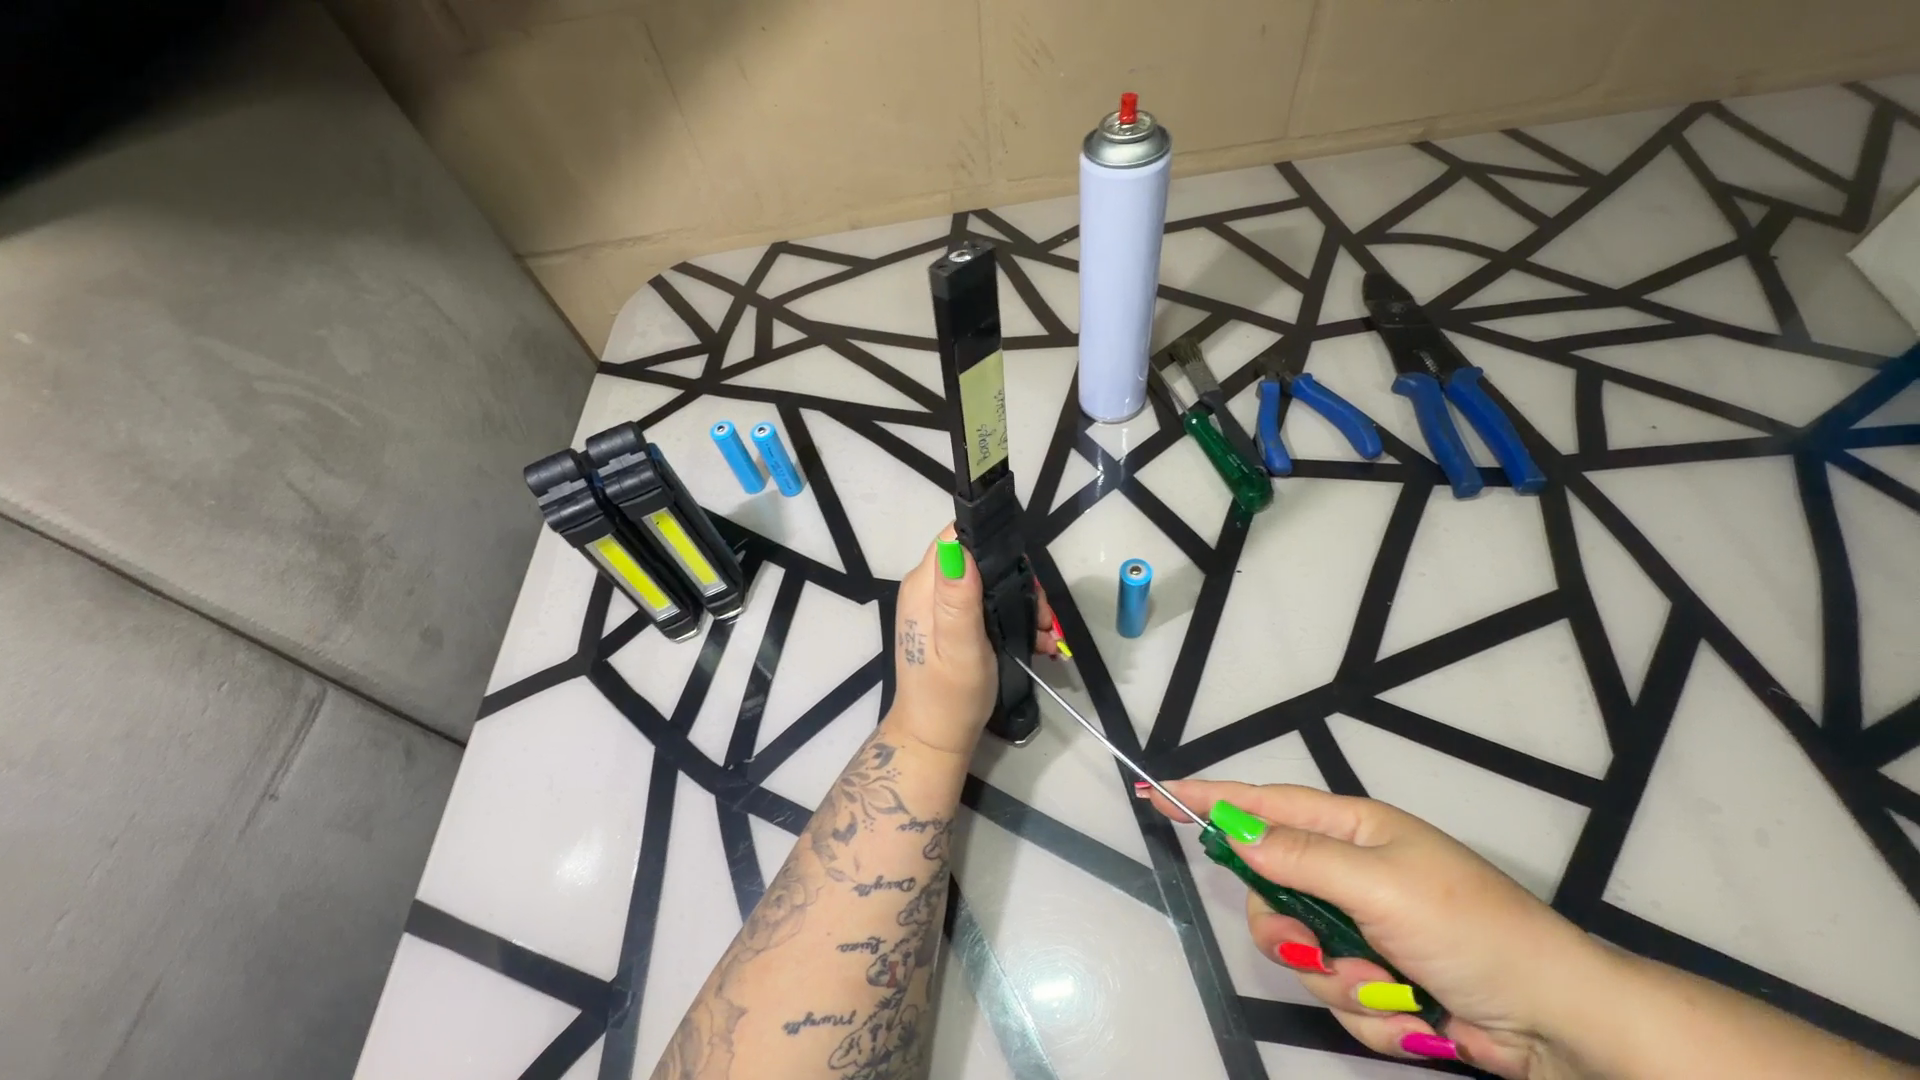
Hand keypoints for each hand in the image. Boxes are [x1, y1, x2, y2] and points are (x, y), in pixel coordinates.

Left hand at [883, 525, 1057, 757]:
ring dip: (1021, 602)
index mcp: (925, 588)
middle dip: (1017, 579)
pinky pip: (986, 604)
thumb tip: (960, 548)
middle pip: (978, 558)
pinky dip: (1013, 617)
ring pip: (988, 582)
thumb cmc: (950, 696)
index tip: (1023, 570)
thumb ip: (959, 599)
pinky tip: (1037, 641)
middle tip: (1044, 615)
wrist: (935, 738)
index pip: (955, 537)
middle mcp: (928, 589)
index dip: (991, 542)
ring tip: (1047, 633)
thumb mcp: (960, 648)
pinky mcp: (951, 622)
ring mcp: (940, 606)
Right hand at [1142, 779, 1605, 1076]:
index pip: (1261, 805)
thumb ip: (1298, 856)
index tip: (1155, 792)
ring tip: (1390, 989)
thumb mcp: (1379, 883)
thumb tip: (1233, 827)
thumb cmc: (1470, 929)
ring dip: (1338, 978)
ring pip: (1295, 949)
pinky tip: (1410, 1012)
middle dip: (1287, 928)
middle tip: (1314, 946)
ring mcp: (1359, 927)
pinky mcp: (1374, 977)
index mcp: (1351, 829)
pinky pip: (1332, 992)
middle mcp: (1347, 872)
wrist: (1554, 1021)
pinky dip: (1367, 1011)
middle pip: (1267, 890)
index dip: (1207, 798)